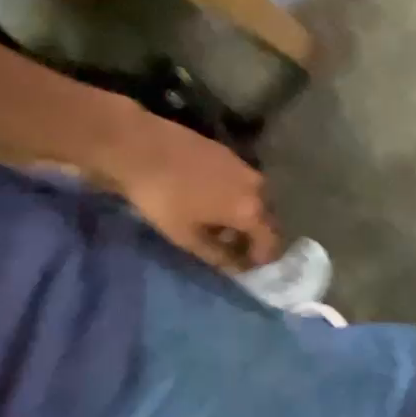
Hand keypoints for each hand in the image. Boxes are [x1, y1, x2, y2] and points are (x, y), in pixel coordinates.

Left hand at [93, 100, 280, 269]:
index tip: (247, 266)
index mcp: (252, 211)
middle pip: (266, 218)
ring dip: (243, 213)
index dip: (262, 257)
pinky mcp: (231, 154)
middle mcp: (259, 187)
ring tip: (218, 221)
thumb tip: (238, 267)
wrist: (143, 148)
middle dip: (253, 235)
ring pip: (254, 198)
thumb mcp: (186, 236)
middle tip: (231, 245)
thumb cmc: (164, 198)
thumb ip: (217, 255)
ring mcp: (247, 167)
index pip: (272, 241)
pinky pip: (242, 182)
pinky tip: (210, 197)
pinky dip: (234, 195)